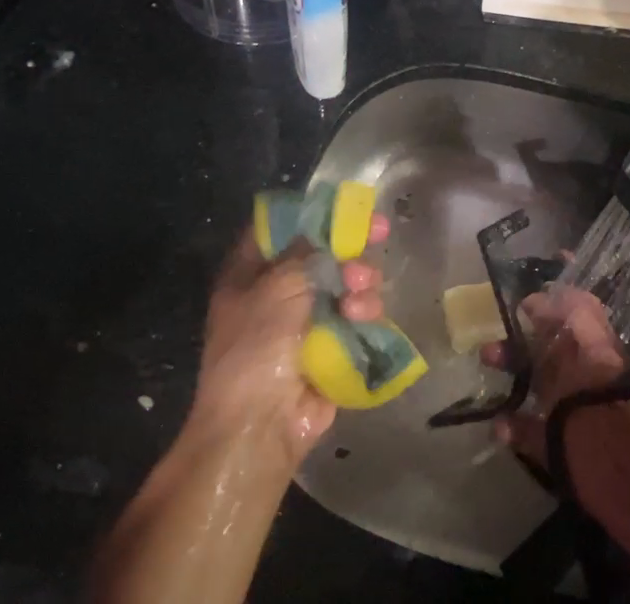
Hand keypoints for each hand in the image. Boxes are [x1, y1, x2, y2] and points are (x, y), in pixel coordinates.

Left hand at [191, 217, 387, 465]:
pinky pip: (354, 318)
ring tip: (362, 290)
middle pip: (320, 255)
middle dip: (348, 246)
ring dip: (358, 281)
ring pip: (343, 285)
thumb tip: (332, 230)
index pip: (279, 228)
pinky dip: (364, 312)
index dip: (310, 213)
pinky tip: (365, 315)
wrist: (259, 425)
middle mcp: (277, 293)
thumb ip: (308, 252)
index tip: (344, 204)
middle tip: (378, 232)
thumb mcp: (278, 288)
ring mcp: (305, 322)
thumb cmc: (256, 348)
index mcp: (250, 274)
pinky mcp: (330, 348)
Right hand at [480, 285, 629, 573]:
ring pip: (537, 378)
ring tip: (488, 359)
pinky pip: (529, 431)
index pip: (586, 324)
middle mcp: (589, 389)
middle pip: (553, 343)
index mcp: (612, 378)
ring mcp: (574, 421)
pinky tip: (497, 427)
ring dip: (513, 363)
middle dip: (526, 327)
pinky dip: (511, 425)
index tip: (529, 299)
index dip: (561, 303)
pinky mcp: (562, 454)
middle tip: (496, 328)